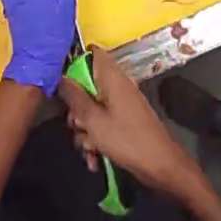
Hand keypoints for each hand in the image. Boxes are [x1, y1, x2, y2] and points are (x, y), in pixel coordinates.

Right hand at [60, 51, 206, 201]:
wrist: (161, 168)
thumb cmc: (126, 139)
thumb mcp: (92, 119)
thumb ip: (74, 96)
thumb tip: (60, 76)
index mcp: (112, 78)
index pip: (93, 53)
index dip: (74, 60)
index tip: (60, 79)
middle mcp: (117, 87)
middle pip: (86, 86)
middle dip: (75, 108)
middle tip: (76, 124)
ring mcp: (121, 105)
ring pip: (91, 109)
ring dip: (84, 130)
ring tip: (88, 148)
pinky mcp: (124, 122)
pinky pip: (102, 124)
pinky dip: (96, 139)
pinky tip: (94, 159)